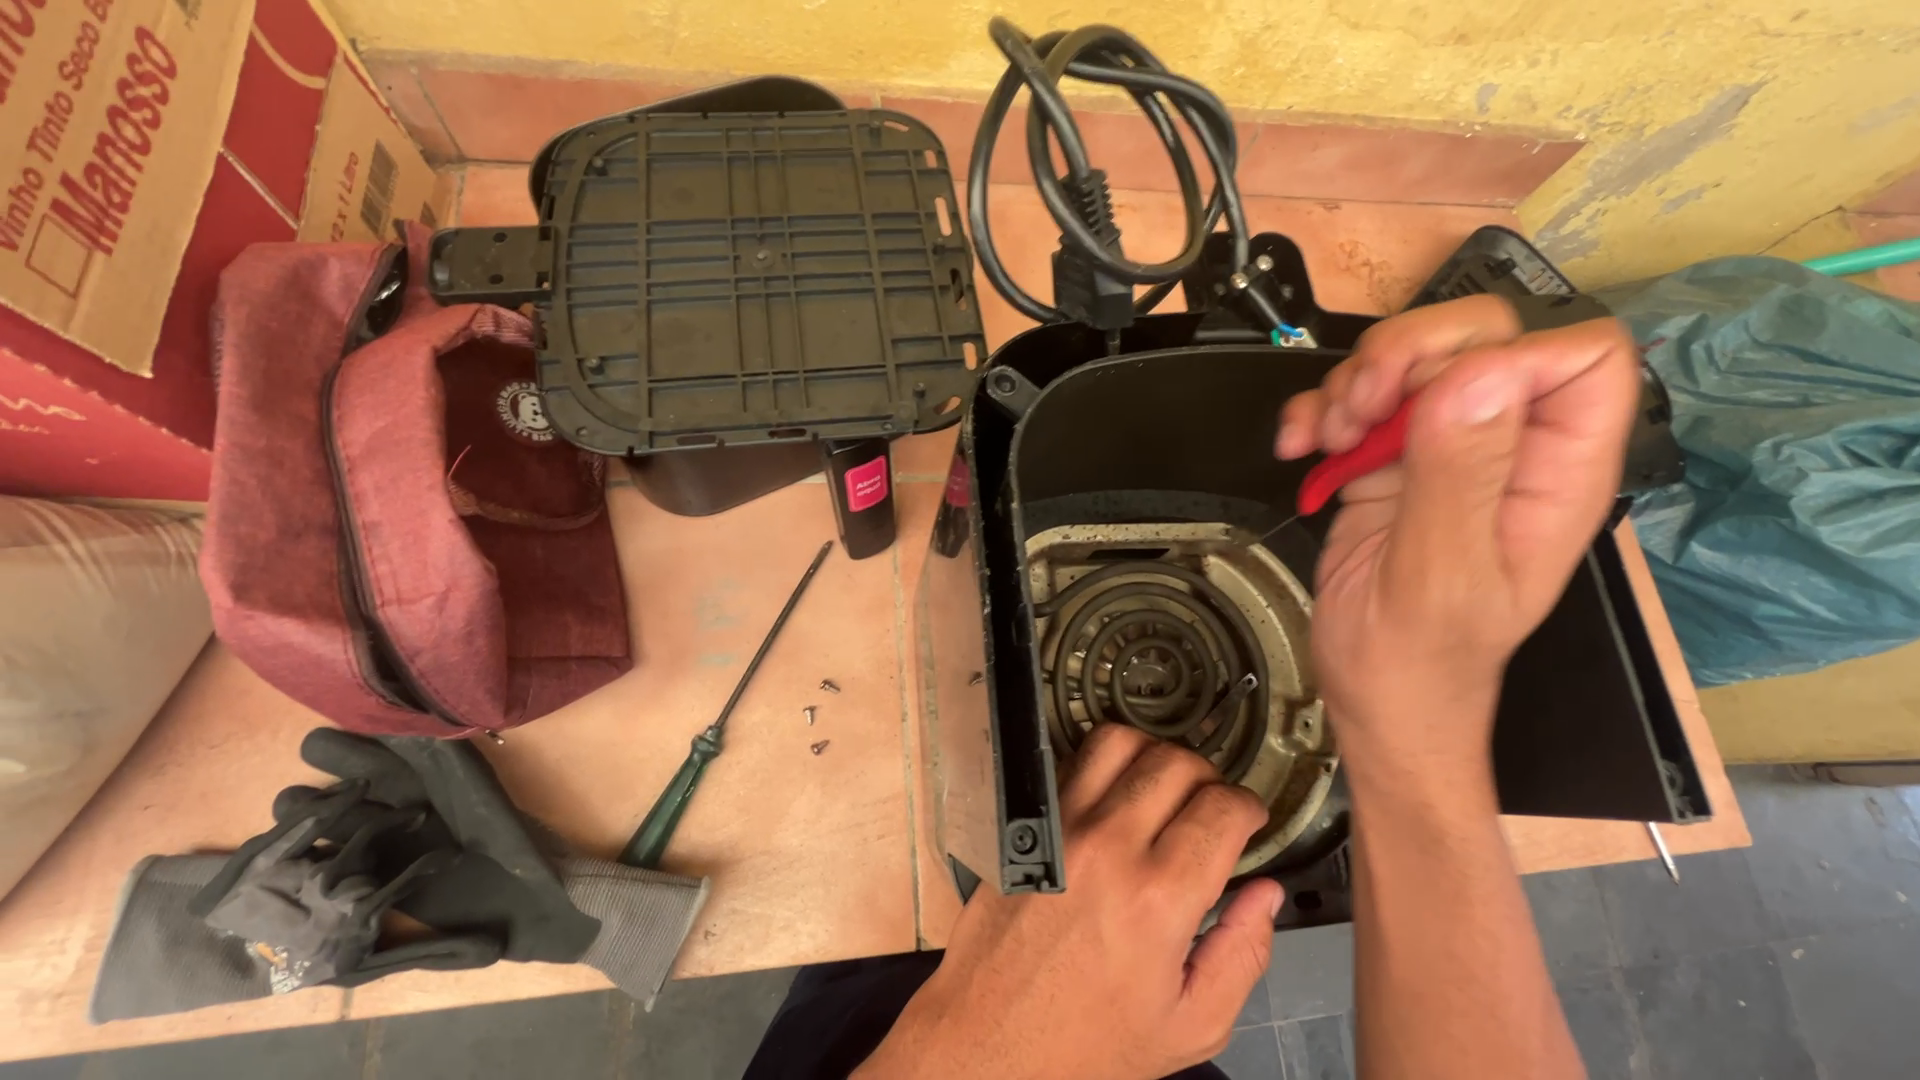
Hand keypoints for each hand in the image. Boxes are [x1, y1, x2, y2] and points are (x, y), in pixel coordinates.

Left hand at [856, 724, 1279, 1079]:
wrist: (991, 1039)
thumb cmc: (1087, 1041)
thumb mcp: (1189, 1024)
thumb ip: (1243, 954)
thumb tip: (1266, 893)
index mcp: (1158, 899)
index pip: (1222, 808)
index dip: (1248, 807)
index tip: (1247, 820)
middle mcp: (1109, 848)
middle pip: (1176, 763)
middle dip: (1208, 779)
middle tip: (1209, 809)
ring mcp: (1061, 828)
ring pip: (1120, 742)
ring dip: (1153, 756)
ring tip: (1164, 790)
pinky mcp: (1028, 825)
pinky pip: (1071, 762)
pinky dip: (1103, 763)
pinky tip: (1115, 796)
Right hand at [1274, 295, 1639, 790]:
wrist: (1373, 699)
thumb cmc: (1418, 662)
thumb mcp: (1437, 579)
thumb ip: (1458, 478)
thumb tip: (1472, 377)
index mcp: (1554, 476)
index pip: (1574, 359)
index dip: (1501, 356)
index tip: (1423, 403)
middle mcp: (1508, 450)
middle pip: (1481, 338)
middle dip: (1406, 356)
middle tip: (1357, 410)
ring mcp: (1446, 452)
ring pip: (1411, 358)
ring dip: (1352, 384)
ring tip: (1324, 442)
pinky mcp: (1388, 462)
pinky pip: (1357, 401)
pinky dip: (1318, 411)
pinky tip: (1299, 449)